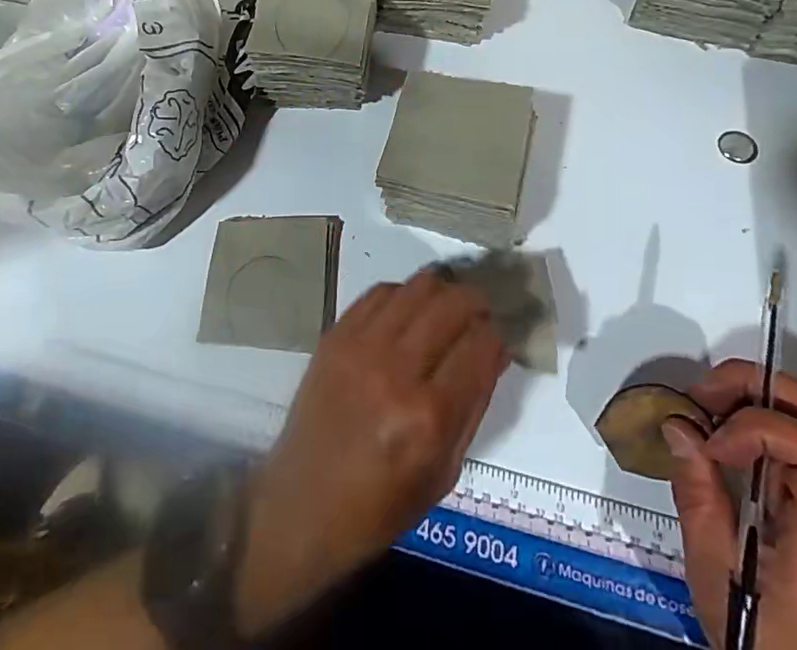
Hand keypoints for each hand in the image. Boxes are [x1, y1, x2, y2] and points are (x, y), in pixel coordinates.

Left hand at [234, 271, 511, 635]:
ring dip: (444, 293)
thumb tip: (497, 349)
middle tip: (479, 318)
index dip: (498, 336)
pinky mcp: (334, 338)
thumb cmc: (380, 507)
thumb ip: (476, 403)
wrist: (298, 510)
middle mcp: (396, 371)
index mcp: (430, 415)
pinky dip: (405, 296)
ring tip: (446, 312)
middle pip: (454, 303)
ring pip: (420, 286)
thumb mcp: (445, 470)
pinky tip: (408, 316)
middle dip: (478, 305)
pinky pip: (382, 292)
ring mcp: (360, 348)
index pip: (482, 343)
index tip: (497, 340)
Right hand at [663, 360, 796, 649]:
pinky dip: (755, 428)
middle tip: (706, 395)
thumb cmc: (764, 640)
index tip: (711, 445)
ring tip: (707, 410)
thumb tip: (679, 427)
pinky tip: (720, 439)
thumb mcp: (716, 571)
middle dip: (758, 387)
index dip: (757, 428)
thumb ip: (698, 493)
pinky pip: (792, 446)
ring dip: (755, 400)